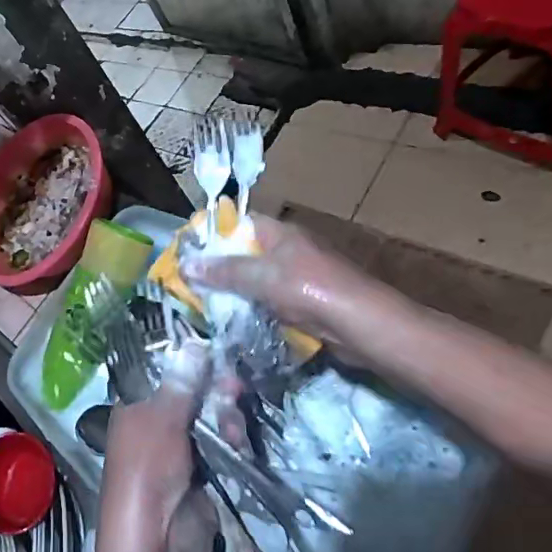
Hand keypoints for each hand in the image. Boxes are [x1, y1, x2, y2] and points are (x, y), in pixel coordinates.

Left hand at [96, 343, 216, 551]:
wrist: (157, 538)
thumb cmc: (147, 467)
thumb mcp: (162, 419)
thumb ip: (182, 384)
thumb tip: (194, 342)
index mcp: (136, 405)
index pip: (164, 374)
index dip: (190, 364)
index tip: (215, 355)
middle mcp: (157, 423)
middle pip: (192, 397)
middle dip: (215, 392)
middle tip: (236, 387)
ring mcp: (182, 449)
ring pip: (211, 421)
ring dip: (227, 419)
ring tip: (234, 428)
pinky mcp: (205, 474)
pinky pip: (223, 449)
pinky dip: (233, 445)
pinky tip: (239, 444)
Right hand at [182, 214, 385, 339]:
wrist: (367, 328)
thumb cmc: (311, 290)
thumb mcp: (260, 278)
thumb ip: (222, 271)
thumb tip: (185, 265)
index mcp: (279, 233)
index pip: (239, 222)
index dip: (214, 233)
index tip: (189, 250)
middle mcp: (289, 249)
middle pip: (246, 253)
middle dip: (221, 267)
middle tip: (192, 281)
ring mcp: (301, 276)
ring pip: (258, 280)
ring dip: (238, 292)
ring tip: (208, 303)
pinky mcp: (309, 303)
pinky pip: (272, 301)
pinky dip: (257, 309)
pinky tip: (238, 320)